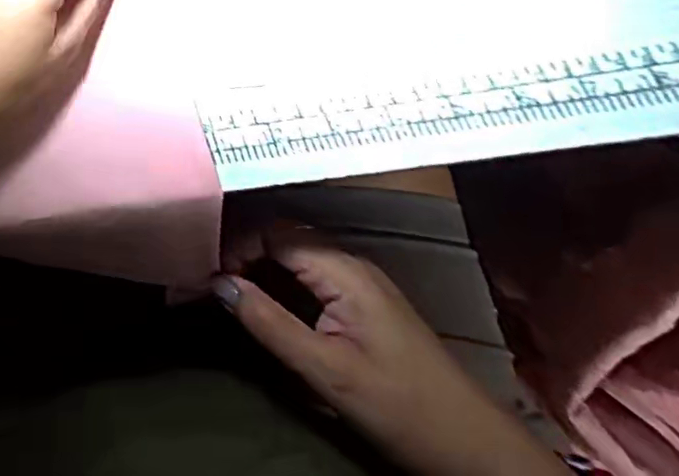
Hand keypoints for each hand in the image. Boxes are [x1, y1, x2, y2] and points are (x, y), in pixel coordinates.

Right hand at [215, 231, 566, 475]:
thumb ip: (269, 323)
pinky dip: (280, 281)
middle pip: (282, 237)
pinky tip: (265, 302)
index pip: (273, 233)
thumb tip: (218, 284)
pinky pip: (310, 272)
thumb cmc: (400, 407)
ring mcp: (359, 278)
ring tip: (228, 291)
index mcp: (342, 269)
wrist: (472, 445)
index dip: (235, 246)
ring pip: (294, 253)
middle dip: (242, 253)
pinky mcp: (362, 298)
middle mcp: (350, 261)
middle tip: (210, 283)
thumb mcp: (326, 372)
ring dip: (259, 267)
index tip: (206, 275)